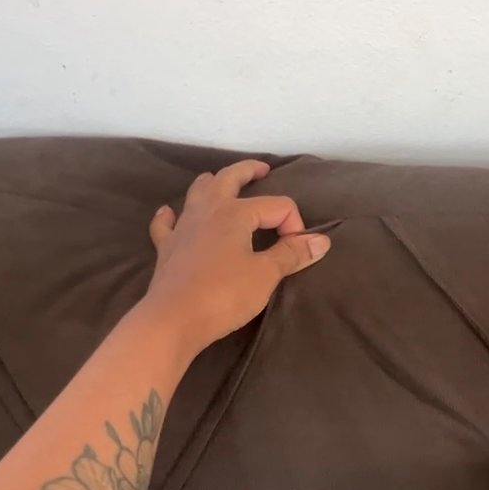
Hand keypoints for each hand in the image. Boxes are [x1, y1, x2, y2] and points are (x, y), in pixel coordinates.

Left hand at [138, 160, 330, 355]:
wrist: (173, 320)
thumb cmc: (224, 294)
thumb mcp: (266, 274)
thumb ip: (292, 254)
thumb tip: (321, 240)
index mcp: (235, 212)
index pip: (277, 206)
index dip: (294, 226)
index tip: (298, 252)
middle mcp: (208, 210)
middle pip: (229, 179)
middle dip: (248, 171)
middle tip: (261, 169)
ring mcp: (183, 227)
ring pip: (198, 192)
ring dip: (212, 183)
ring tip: (221, 182)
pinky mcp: (167, 247)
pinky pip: (167, 223)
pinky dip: (171, 215)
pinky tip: (170, 213)